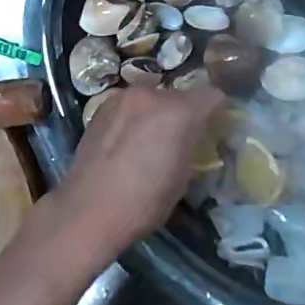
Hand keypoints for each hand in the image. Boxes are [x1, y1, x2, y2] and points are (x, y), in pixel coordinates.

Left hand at [51, 86, 222, 260]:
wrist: (88, 210)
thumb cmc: (143, 202)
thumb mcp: (182, 177)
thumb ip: (192, 143)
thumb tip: (194, 134)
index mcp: (177, 111)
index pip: (211, 95)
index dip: (216, 111)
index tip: (215, 127)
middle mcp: (150, 94)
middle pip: (179, 95)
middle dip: (185, 113)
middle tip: (183, 139)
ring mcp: (122, 97)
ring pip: (152, 98)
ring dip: (158, 113)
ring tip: (151, 142)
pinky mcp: (101, 107)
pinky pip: (130, 105)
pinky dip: (136, 117)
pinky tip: (128, 142)